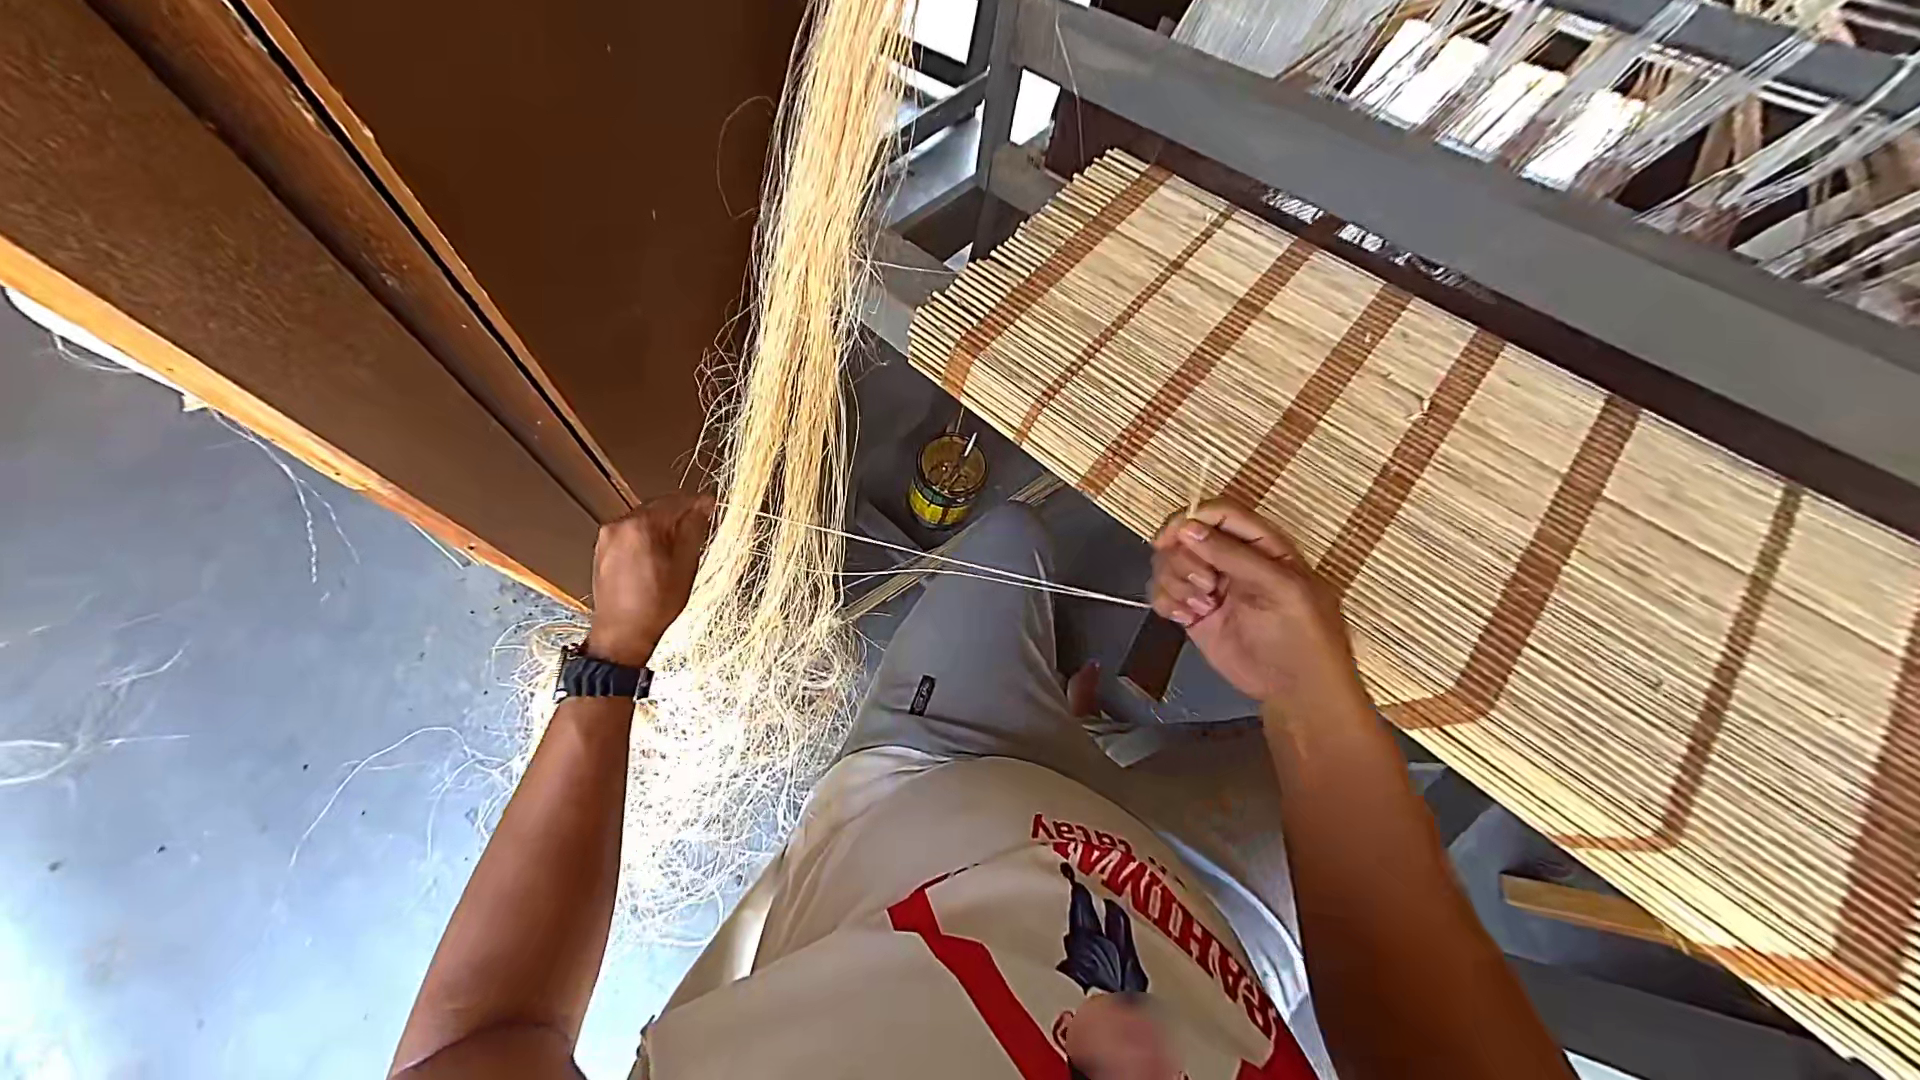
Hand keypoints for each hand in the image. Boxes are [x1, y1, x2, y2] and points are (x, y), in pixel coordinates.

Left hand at [582, 492, 714, 666]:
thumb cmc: (656, 604)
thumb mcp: (686, 564)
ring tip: (679, 548)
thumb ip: (694, 528)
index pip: (676, 501)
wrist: (623, 633)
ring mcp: (607, 537)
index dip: (698, 503)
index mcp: (640, 526)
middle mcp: (619, 526)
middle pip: (657, 507)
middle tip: (700, 529)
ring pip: (644, 520)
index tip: (712, 507)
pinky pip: (631, 533)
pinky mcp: (603, 550)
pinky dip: (648, 538)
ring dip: (663, 527)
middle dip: (680, 515)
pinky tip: (659, 557)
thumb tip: (703, 506)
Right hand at [1149, 498, 1359, 704]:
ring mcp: (1209, 585)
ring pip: (1168, 564)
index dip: (1190, 519)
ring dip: (1176, 584)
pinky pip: (1161, 593)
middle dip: (1184, 560)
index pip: (1217, 513)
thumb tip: (1189, 528)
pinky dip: (1166, 603)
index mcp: (1260, 544)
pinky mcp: (1192, 611)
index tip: (1172, 538)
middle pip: (1184, 537)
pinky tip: (1187, 618)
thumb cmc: (1303, 636)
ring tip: (1201, 607)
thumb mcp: (1279, 587)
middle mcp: (1230, 559)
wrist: (1294, 689)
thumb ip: (1233, 554)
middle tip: (1205, 586)